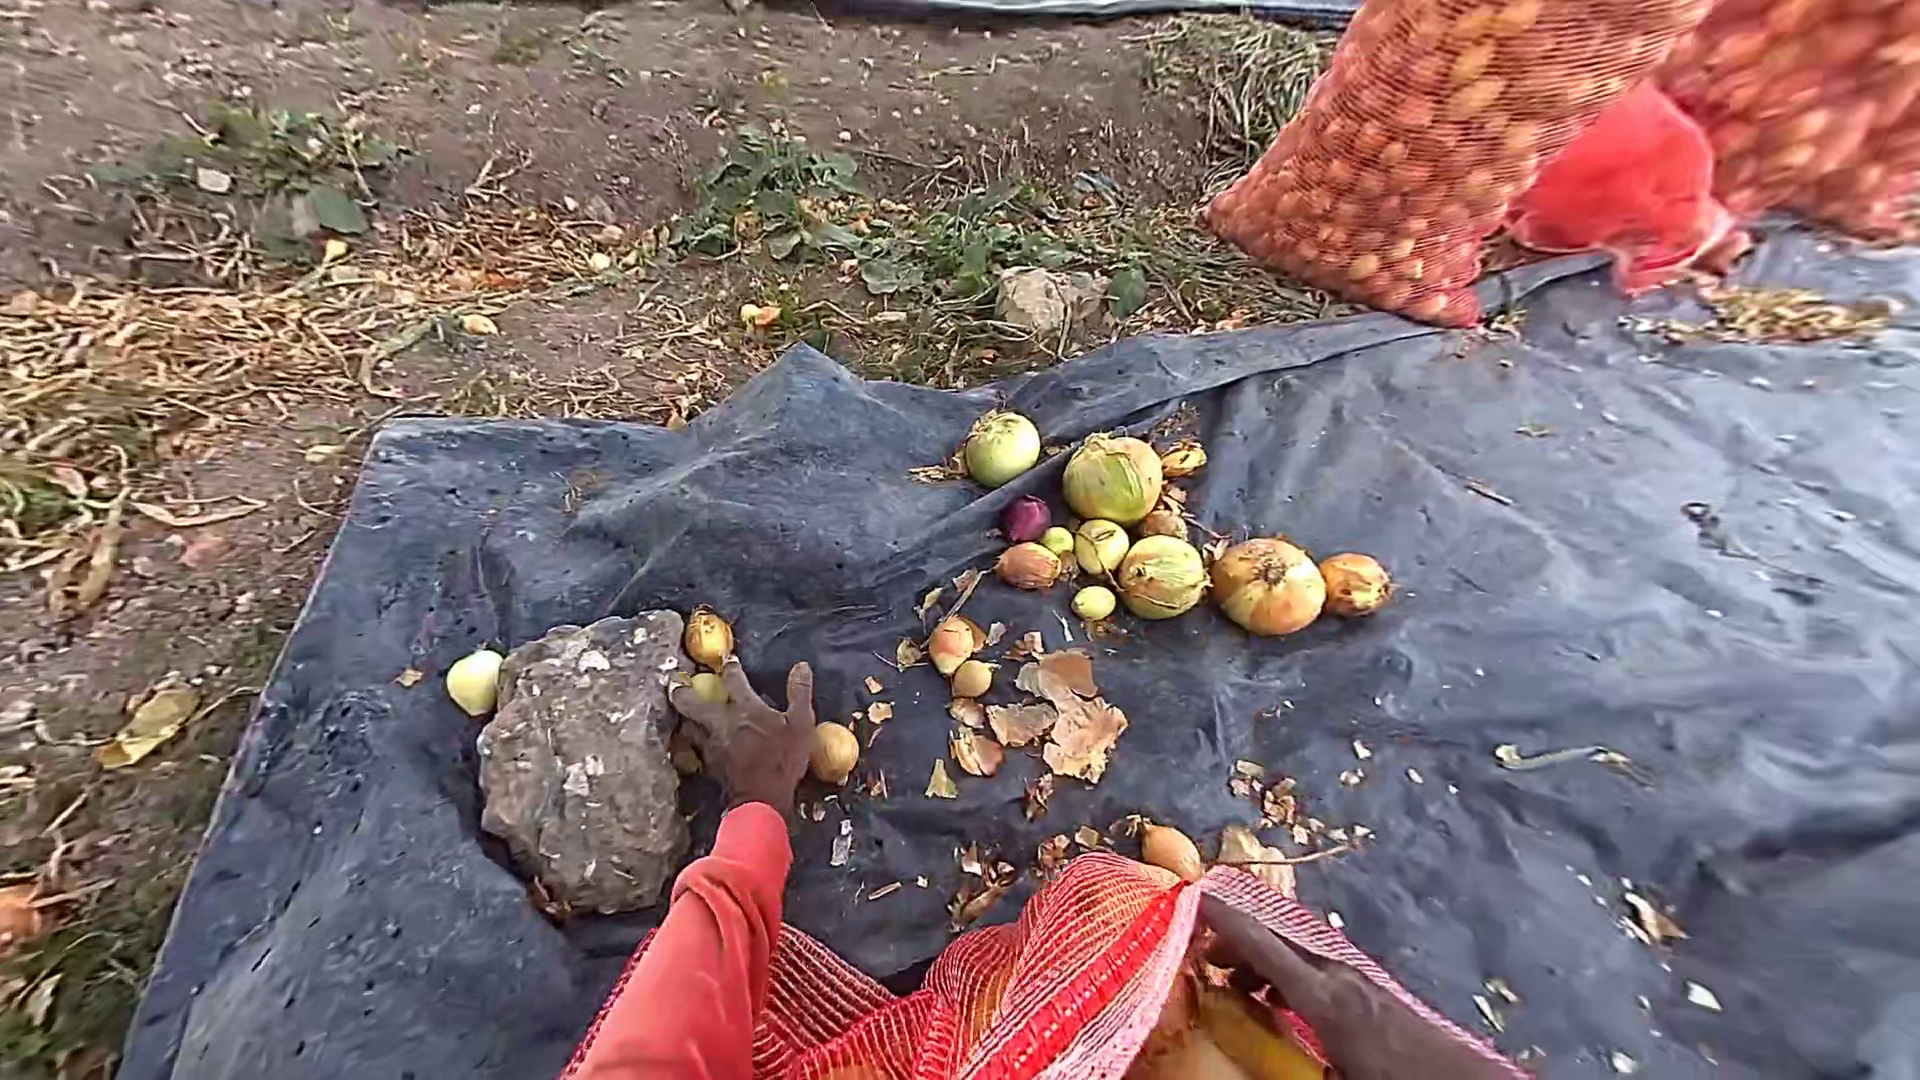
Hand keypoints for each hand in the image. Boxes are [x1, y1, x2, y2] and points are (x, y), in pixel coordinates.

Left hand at [669, 658, 814, 819]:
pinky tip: (696, 739)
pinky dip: (693, 739)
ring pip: (689, 726)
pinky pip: (695, 746)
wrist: (763, 799)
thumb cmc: (784, 759)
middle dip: (682, 691)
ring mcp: (712, 745)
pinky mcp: (709, 764)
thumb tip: (801, 666)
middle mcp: (722, 723)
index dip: (730, 667)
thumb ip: (799, 692)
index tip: (728, 660)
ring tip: (682, 711)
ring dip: (685, 716)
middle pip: (693, 703)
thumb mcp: (802, 723)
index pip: (733, 680)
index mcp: (745, 709)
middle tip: (675, 683)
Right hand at [1199, 894, 1514, 1079]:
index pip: (1256, 936)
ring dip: (1253, 956)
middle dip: (1227, 936)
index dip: (1217, 913)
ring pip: (1287, 949)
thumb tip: (1237, 1058)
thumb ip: (1283, 1063)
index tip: (1182, 897)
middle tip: (1195, 952)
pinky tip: (1276, 1001)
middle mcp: (1331, 972)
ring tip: (1230, 980)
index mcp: (1320, 992)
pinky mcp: (1365, 989)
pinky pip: (1308, 966)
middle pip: (1268, 935)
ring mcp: (1351, 976)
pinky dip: (1280, 972)